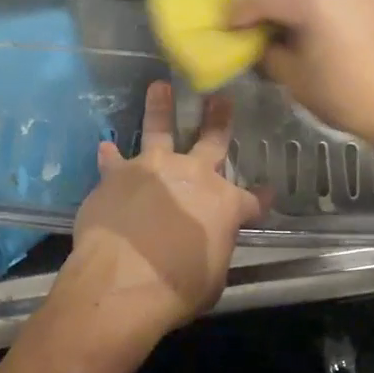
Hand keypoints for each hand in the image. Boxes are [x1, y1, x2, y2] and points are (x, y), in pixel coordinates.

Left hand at [59, 81, 261, 345]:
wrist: (125, 278)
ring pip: (158, 129)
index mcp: (224, 204)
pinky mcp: (118, 174)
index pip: (252, 199)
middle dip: (218, 119)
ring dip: (159, 107)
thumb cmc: (178, 286)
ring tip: (159, 86)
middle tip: (220, 99)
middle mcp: (193, 175)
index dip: (261, 198)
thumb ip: (215, 248)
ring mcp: (154, 168)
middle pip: (212, 141)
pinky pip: (113, 160)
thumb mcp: (214, 276)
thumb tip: (209, 239)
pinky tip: (105, 147)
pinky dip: (110, 156)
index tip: (268, 191)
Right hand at [227, 0, 373, 146]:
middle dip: (264, 9)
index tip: (221, 24)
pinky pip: (333, 2)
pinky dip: (316, 13)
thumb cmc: (342, 95)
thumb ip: (266, 52)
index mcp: (312, 0)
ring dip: (291, 10)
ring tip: (276, 32)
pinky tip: (308, 33)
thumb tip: (256, 44)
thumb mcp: (292, 77)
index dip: (237, 12)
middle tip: (245, 28)